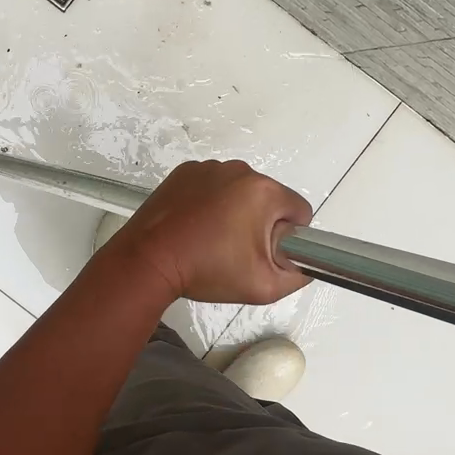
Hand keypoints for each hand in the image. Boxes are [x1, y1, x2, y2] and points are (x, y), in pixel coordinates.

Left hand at [96, 159, 312, 305]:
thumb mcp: (264, 286)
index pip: (298, 210)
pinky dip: (209, 202)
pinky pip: (211, 186)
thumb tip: (304, 264)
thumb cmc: (207, 270)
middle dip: (260, 223)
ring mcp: (208, 168)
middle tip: (235, 250)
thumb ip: (298, 275)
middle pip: (268, 198)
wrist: (150, 260)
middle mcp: (238, 170)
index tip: (266, 252)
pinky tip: (194, 225)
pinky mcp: (184, 172)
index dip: (289, 236)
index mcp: (263, 191)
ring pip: (238, 191)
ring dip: (234, 211)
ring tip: (211, 238)